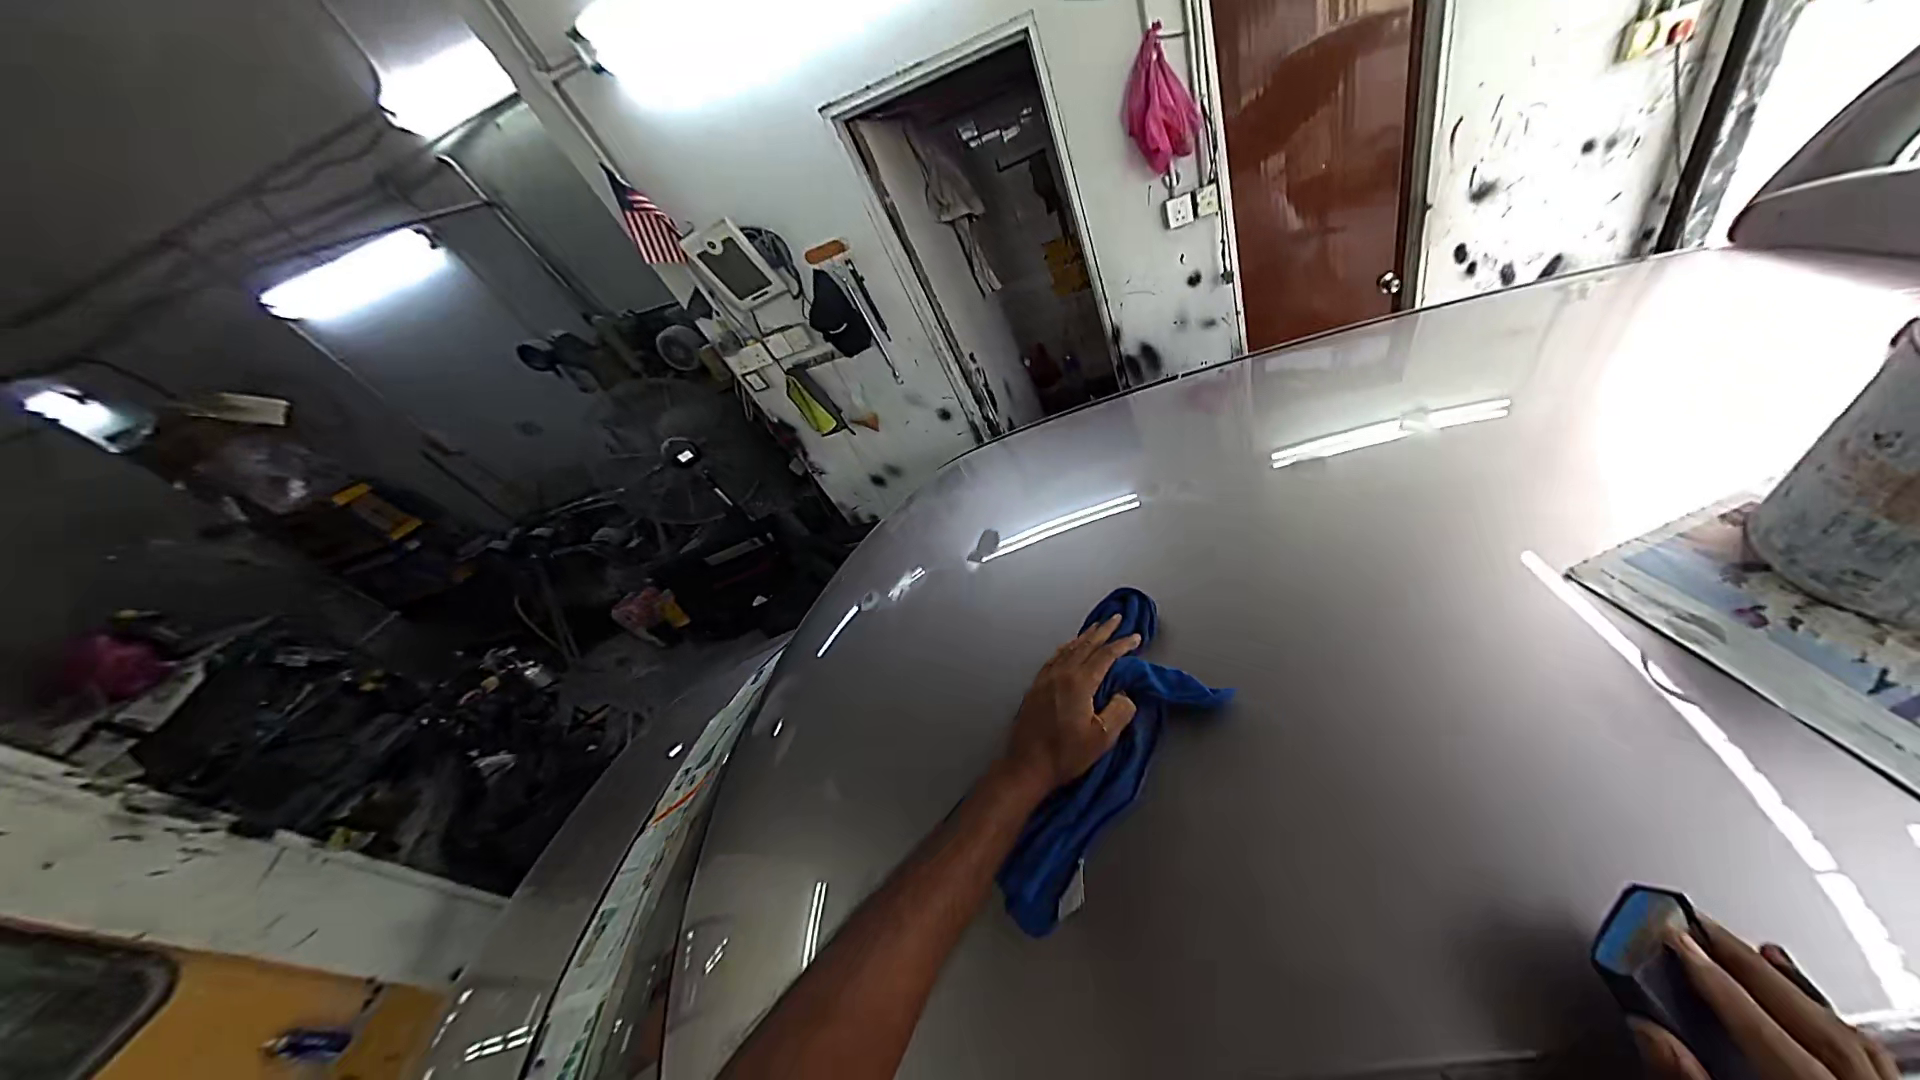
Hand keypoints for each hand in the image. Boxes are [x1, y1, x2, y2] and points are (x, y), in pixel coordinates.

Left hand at [998, 615, 1140, 792]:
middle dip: (1103, 631)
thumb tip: (1125, 695)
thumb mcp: (1102, 738)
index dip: (1122, 645)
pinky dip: (1066, 648)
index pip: (1105, 656)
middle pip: (1085, 646)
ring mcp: (1045, 679)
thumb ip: (1119, 711)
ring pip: (1069, 649)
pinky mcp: (1036, 687)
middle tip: (1116, 619)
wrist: (1027, 764)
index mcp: (1079, 683)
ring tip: (1096, 628)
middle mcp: (1060, 674)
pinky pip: (1054, 657)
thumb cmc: (1066, 754)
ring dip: (1085, 637)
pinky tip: (1068, 647)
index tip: (1136, 638)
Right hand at [1631, 919, 1897, 1079]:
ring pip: (1846, 1033)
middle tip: (1694, 922)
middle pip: (1807, 1020)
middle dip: (1742, 963)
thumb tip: (1646, 1029)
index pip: (1759, 1027)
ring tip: (1744, 944)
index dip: (1709, 976)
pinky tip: (1799, 986)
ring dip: (1786, 981)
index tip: (1668, 933)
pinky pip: (1871, 1052)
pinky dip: (1828, 1010)